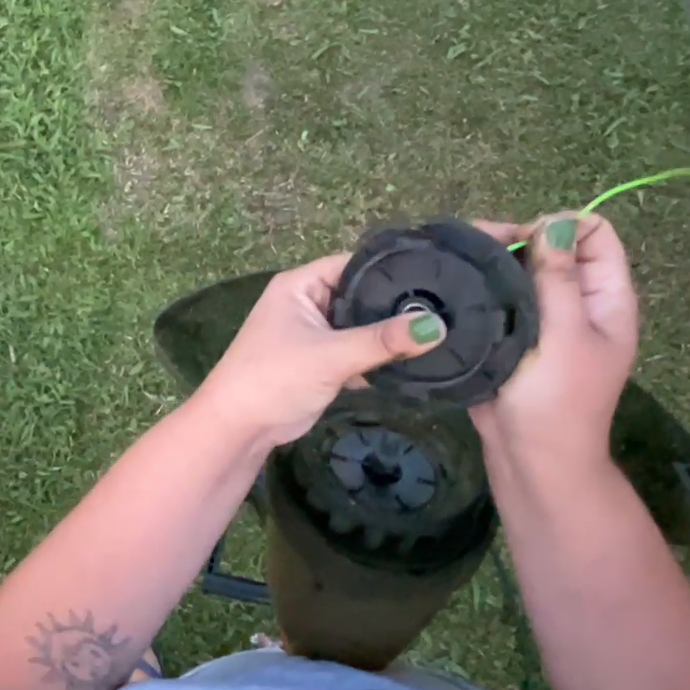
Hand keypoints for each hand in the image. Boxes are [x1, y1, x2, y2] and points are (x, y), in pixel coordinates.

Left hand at [189, 253, 446, 447]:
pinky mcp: (320, 361)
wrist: (240, 426)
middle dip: (396, 304)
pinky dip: (379, 357)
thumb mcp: (331, 355)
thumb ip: (382, 340)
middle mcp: (307, 302)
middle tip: (449, 308)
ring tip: (444, 332)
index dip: (392, 267)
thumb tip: (437, 326)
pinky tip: (418, 361)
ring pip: (361, 325)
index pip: (354, 263)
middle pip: (361, 294)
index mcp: (300, 285)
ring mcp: (313, 332)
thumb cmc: (275, 377)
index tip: (438, 274)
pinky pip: (357, 350)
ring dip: (389, 334)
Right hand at [469, 213, 638, 468]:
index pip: (594, 233)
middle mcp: (576, 302)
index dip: (558, 227)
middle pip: (551, 246)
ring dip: (491, 263)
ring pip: (520, 270)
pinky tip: (451, 288)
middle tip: (472, 250)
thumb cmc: (557, 400)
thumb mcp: (564, 336)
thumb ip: (559, 278)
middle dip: (515, 239)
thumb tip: (553, 222)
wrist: (531, 457)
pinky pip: (497, 296)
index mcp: (605, 298)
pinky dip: (478, 286)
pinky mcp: (509, 334)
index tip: (519, 244)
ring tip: (452, 266)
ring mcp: (542, 319)